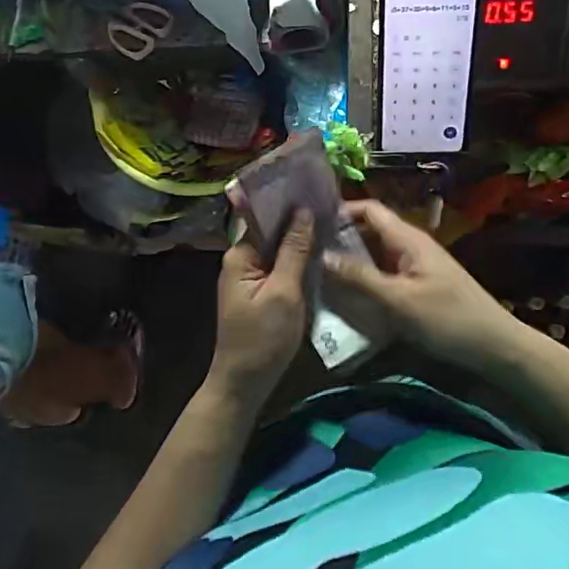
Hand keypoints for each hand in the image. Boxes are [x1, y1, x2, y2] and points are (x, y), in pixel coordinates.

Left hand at [208, 210, 313, 402]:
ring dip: (298, 236)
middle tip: (329, 201)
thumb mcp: (284, 293)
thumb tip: (303, 211)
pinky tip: (318, 250)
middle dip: (295, 217)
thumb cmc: (263, 339)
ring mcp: (248, 276)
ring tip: (329, 218)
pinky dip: (295, 257)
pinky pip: (277, 265)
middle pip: (269, 229)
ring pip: (275, 247)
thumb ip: (294, 251)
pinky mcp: (258, 291)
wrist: (244, 382)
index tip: (312, 186)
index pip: (262, 216)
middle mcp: (240, 260)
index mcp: (240, 255)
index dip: (286, 201)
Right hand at [325, 200, 530, 367]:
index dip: (341, 211)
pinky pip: (382, 273)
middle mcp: (410, 246)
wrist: (495, 347)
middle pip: (369, 231)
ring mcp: (414, 266)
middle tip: (307, 251)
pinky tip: (345, 293)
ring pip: (374, 254)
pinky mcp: (416, 286)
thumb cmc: (449, 319)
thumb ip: (360, 277)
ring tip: (318, 271)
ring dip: (349, 260)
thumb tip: (321, 255)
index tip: (311, 224)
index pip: (370, 209)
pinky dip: (363, 278)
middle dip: (339, 238)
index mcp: (408, 239)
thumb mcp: (399, 299)